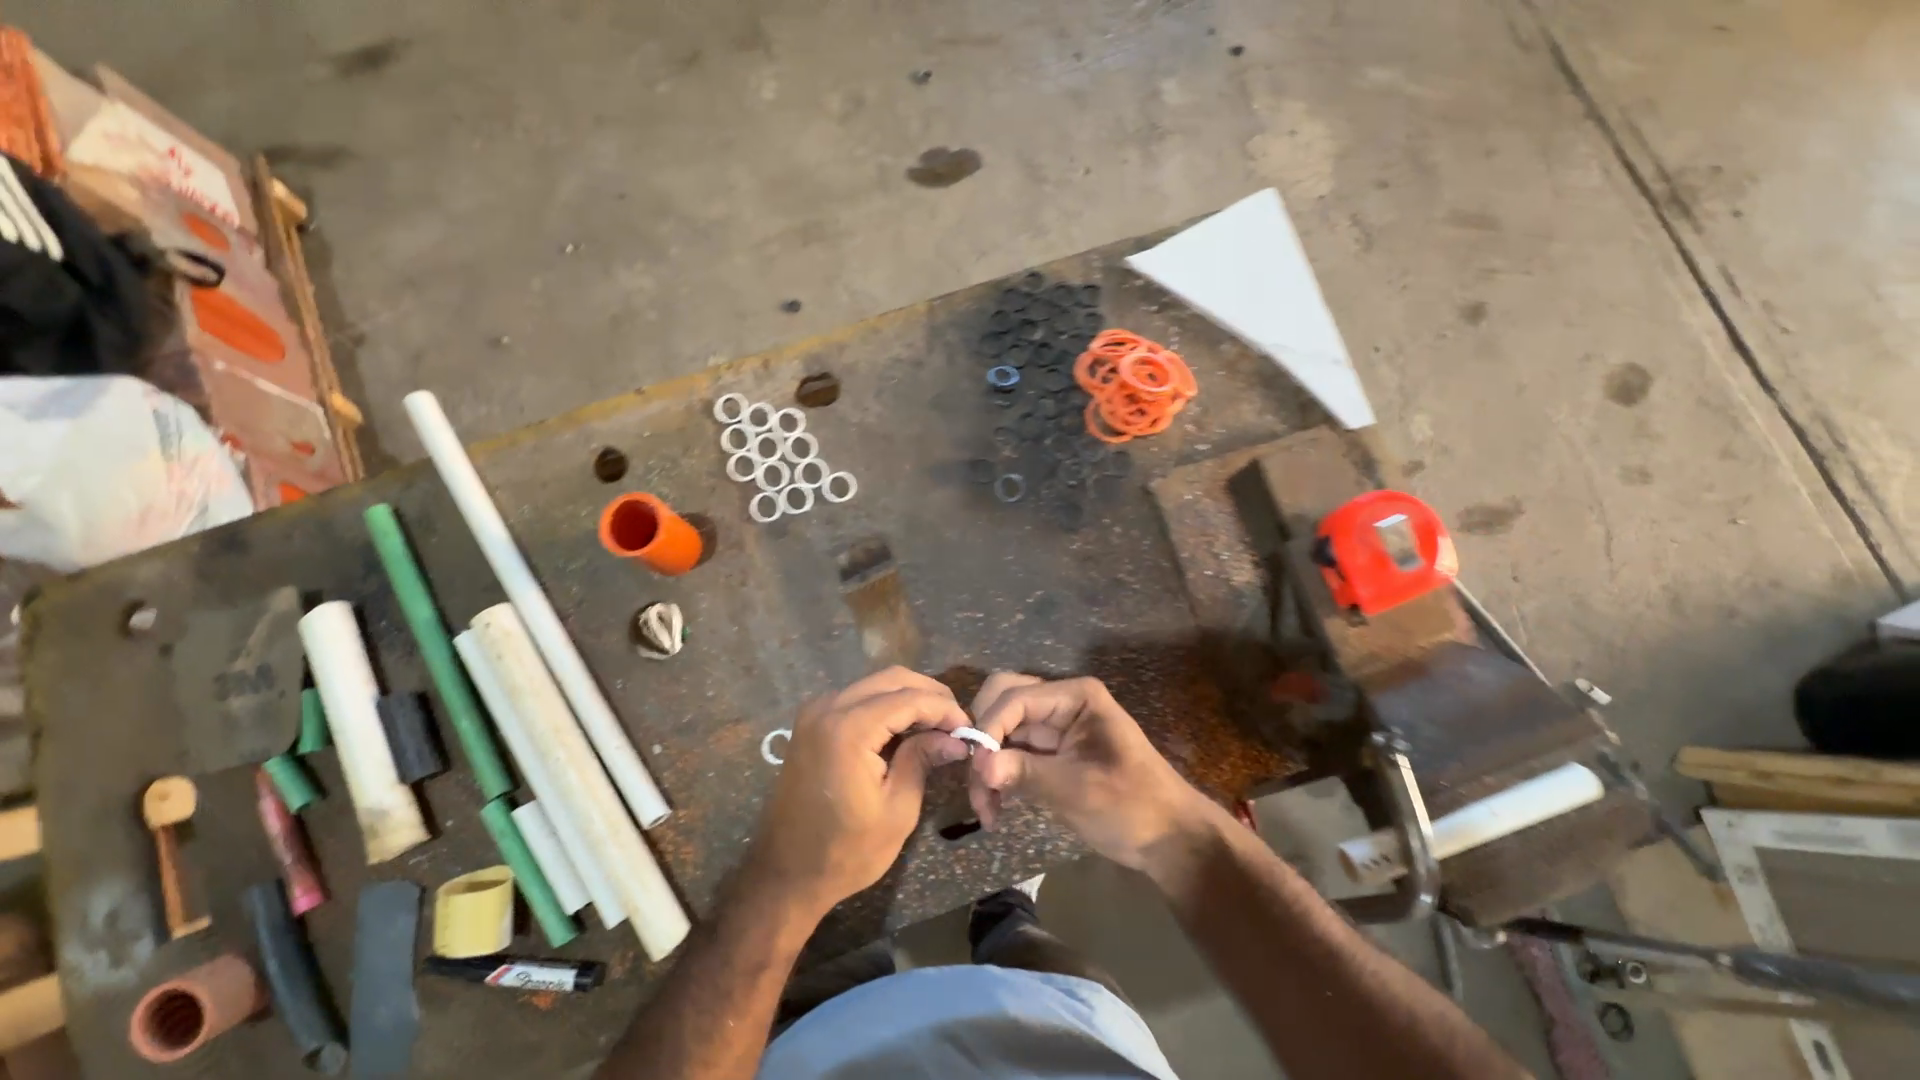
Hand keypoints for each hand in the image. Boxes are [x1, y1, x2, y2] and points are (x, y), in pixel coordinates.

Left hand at [743, 668, 970, 918]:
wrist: (785, 873)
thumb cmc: (845, 851)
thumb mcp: (897, 810)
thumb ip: (923, 760)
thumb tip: (956, 738)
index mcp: (849, 729)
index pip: (910, 698)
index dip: (944, 709)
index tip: (969, 729)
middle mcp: (828, 708)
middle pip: (891, 679)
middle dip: (929, 695)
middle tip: (956, 723)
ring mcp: (815, 713)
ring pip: (873, 684)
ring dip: (907, 698)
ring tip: (937, 727)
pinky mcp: (810, 723)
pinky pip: (856, 698)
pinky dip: (884, 705)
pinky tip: (906, 730)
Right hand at [967, 673, 1211, 870]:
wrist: (1169, 839)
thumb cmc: (1133, 807)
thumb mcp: (1079, 790)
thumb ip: (1026, 772)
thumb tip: (980, 765)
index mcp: (1076, 697)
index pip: (1015, 697)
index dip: (989, 728)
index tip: (977, 769)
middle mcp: (1061, 704)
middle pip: (1003, 703)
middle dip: (984, 739)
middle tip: (977, 780)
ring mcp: (1054, 729)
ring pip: (1001, 732)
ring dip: (986, 766)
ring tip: (986, 810)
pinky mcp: (1049, 756)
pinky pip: (1010, 756)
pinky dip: (997, 778)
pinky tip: (994, 811)